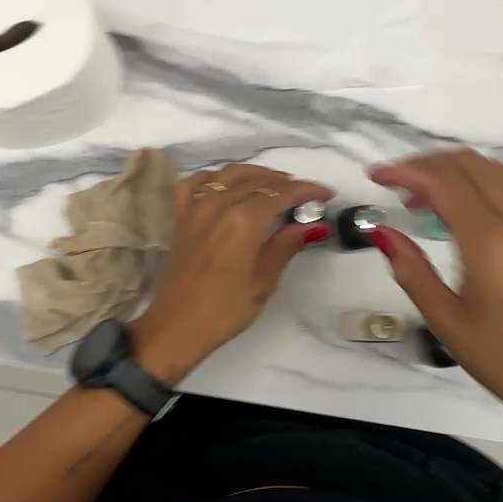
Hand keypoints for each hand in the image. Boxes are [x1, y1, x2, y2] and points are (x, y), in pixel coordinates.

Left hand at [131, 164, 332, 384]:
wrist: (177, 326)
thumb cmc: (225, 310)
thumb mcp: (264, 281)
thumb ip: (286, 245)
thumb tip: (310, 226)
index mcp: (243, 220)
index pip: (281, 193)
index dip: (306, 190)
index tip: (325, 194)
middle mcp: (218, 205)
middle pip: (256, 181)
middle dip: (284, 184)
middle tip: (303, 196)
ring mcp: (195, 209)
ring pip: (227, 175)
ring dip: (253, 174)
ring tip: (273, 184)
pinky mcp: (181, 219)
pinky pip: (194, 184)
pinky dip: (212, 178)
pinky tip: (224, 184)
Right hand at [367, 149, 502, 434]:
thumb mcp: (446, 319)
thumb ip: (411, 270)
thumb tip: (382, 233)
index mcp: (489, 240)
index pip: (443, 181)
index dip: (405, 171)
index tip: (374, 176)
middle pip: (468, 165)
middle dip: (426, 165)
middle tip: (393, 187)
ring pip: (490, 173)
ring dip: (451, 173)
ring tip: (418, 200)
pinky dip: (473, 187)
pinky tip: (453, 217)